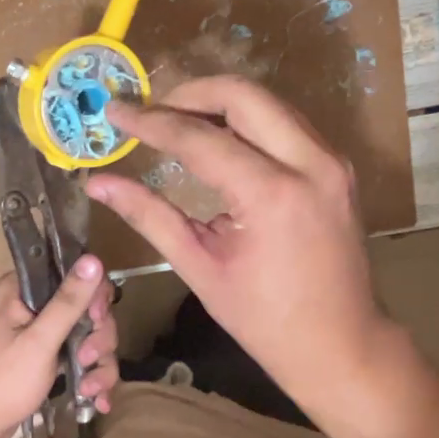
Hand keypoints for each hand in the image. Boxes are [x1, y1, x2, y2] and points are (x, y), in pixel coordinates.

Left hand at [0, 255, 118, 437]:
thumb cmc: (0, 381)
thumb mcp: (38, 342)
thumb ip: (67, 302)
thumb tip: (93, 259)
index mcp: (22, 291)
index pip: (73, 274)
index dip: (93, 296)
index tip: (95, 318)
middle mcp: (32, 307)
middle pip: (88, 308)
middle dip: (97, 338)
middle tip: (86, 359)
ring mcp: (40, 335)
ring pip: (89, 336)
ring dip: (97, 364)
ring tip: (89, 390)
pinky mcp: (46, 359)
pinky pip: (80, 359)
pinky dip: (92, 378)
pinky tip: (97, 400)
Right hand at [87, 76, 391, 403]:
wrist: (340, 343)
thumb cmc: (263, 319)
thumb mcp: (199, 267)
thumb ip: (150, 216)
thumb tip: (98, 183)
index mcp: (272, 195)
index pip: (200, 138)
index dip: (151, 122)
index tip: (115, 113)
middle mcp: (310, 164)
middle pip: (243, 96)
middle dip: (189, 93)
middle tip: (148, 109)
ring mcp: (331, 162)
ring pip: (269, 104)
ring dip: (219, 104)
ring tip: (174, 121)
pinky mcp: (337, 168)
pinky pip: (286, 126)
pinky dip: (246, 123)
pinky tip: (215, 139)